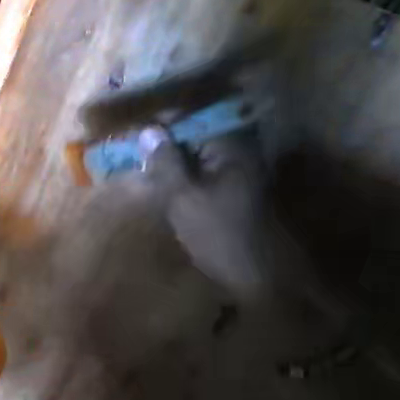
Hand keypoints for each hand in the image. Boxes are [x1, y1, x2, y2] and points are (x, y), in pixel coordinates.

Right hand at [137, 126, 356, 367]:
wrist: (267, 283)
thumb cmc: (223, 237)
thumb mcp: (185, 199)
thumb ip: (166, 163)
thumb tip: (148, 131)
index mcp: (230, 144)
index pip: (190, 116)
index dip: (160, 121)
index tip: (132, 129)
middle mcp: (240, 149)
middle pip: (195, 132)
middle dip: (165, 139)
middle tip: (132, 148)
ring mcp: (242, 170)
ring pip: (199, 153)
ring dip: (174, 159)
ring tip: (143, 166)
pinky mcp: (240, 191)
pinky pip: (207, 171)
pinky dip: (186, 175)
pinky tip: (166, 185)